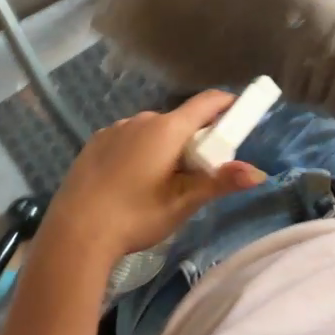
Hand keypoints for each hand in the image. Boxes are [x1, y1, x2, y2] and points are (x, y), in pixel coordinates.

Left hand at [43, 91, 266, 260]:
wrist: (75, 232)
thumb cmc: (135, 215)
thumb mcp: (183, 203)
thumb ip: (220, 182)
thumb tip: (258, 172)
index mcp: (167, 129)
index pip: (206, 103)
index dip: (227, 105)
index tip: (241, 114)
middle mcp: (141, 119)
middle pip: (179, 120)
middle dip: (194, 139)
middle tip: (200, 171)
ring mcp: (115, 129)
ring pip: (151, 131)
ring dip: (164, 146)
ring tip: (163, 182)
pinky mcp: (95, 143)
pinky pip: (128, 139)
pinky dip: (139, 152)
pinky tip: (132, 181)